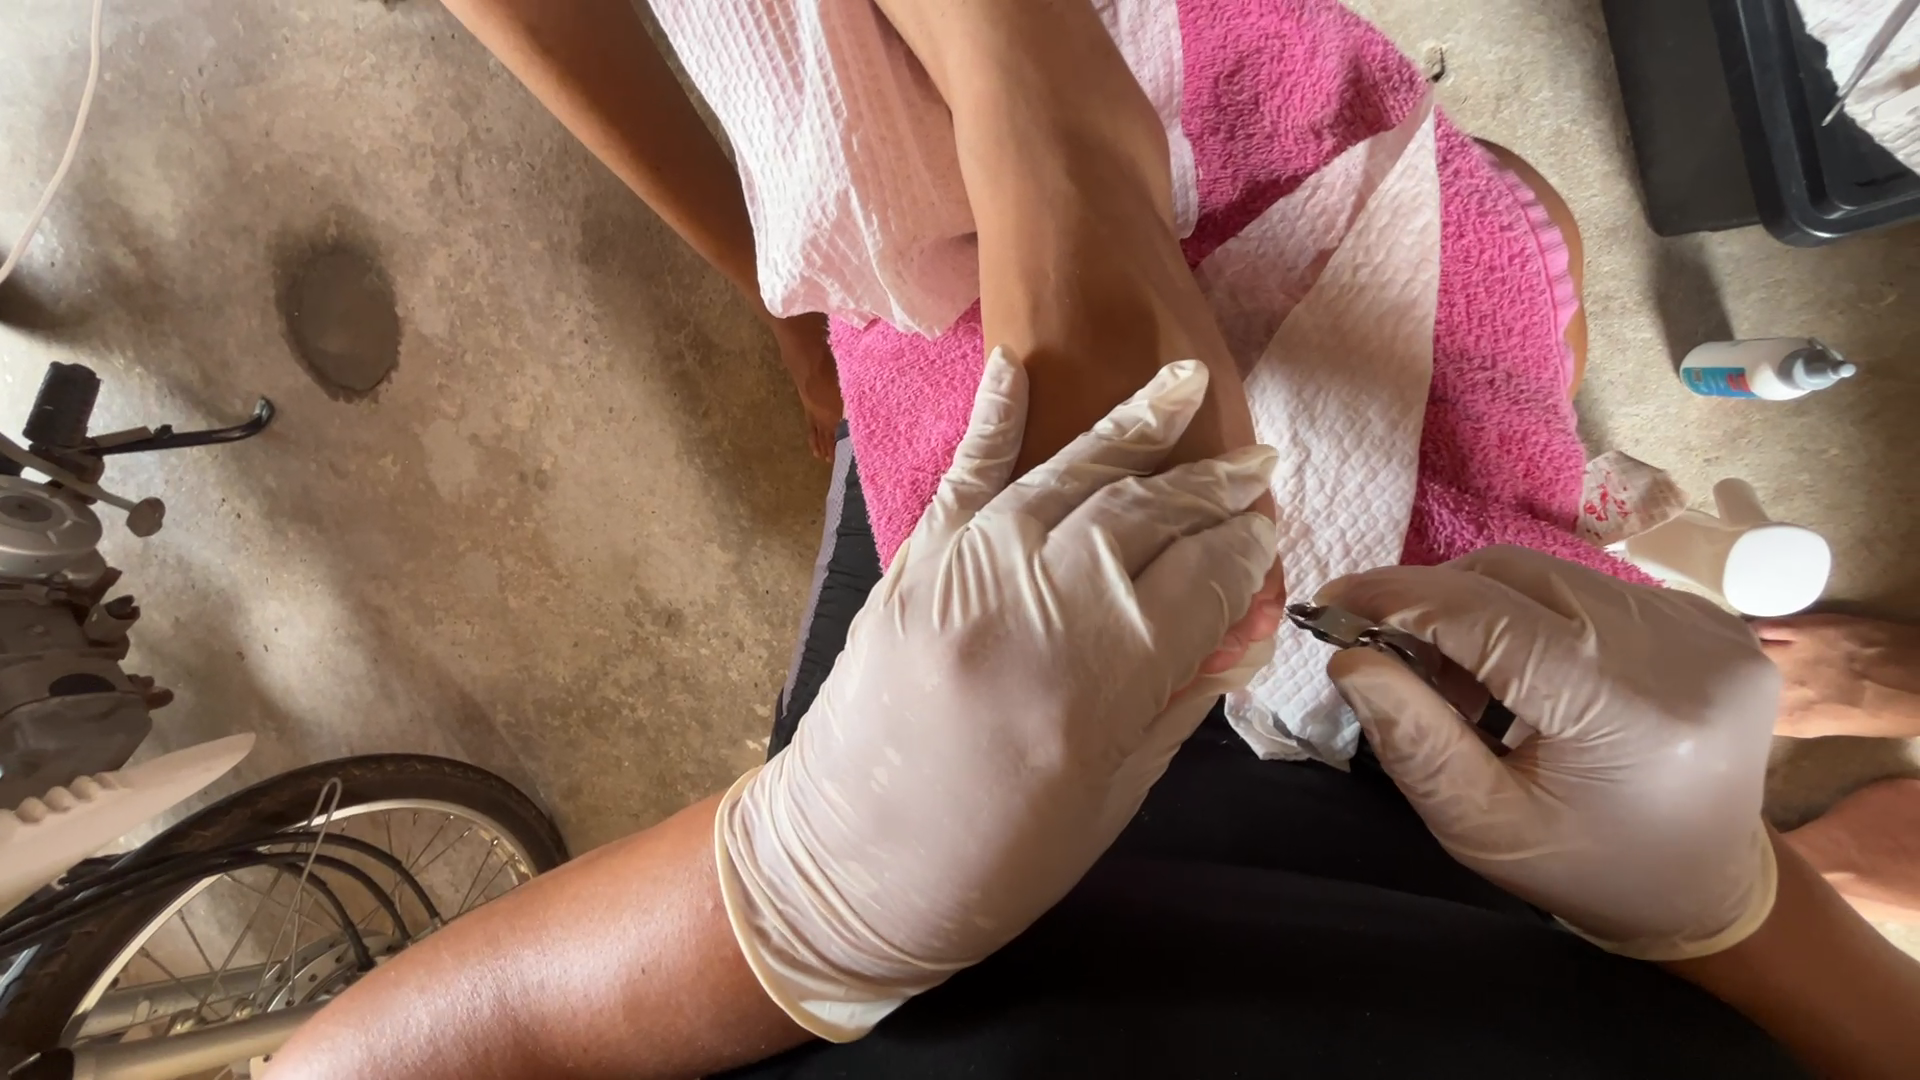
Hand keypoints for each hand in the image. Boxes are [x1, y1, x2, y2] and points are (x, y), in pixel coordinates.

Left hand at [715, 349, 1281, 1039]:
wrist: (844, 867)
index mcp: (1096, 680)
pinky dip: (990, 419)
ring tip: (1181, 383)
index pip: (1200, 579)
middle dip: (1208, 484)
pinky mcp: (912, 565)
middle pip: (1142, 516)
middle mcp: (1032, 606)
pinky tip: (1015, 365)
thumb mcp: (1111, 796)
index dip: (1245, 549)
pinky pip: (960, 478)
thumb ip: (1175, 695)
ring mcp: (962, 572)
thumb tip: (1238, 622)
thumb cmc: (993, 860)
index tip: (1271, 527)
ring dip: (1132, 428)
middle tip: (1256, 458)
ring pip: (1066, 478)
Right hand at [1319, 546, 1779, 961]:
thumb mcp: (1476, 823)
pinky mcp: (1703, 619)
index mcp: (1629, 712)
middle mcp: (1680, 650)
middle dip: (1425, 598)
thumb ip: (1410, 738)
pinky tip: (1505, 660)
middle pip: (1508, 575)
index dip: (1396, 597)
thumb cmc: (1583, 867)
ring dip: (1466, 602)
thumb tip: (1348, 656)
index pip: (1485, 615)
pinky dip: (1514, 608)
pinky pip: (1571, 584)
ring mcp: (1702, 627)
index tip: (1331, 602)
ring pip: (1535, 571)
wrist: (1713, 892)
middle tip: (1377, 639)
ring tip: (1445, 662)